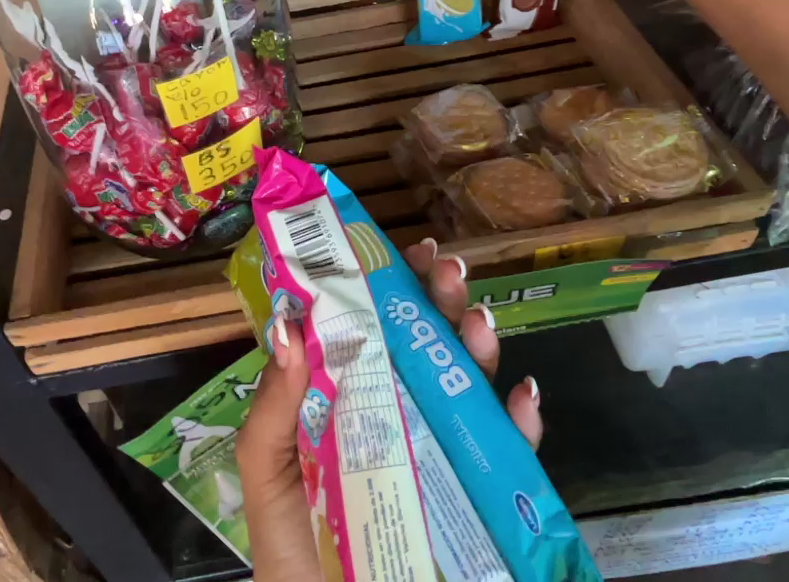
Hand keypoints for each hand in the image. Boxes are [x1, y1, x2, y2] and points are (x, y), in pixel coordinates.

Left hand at [233, 239, 542, 581]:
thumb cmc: (292, 539)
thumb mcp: (268, 467)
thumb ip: (274, 403)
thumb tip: (288, 326)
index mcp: (347, 395)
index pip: (370, 327)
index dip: (387, 285)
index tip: (401, 250)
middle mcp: (397, 409)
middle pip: (425, 341)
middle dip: (440, 298)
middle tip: (447, 269)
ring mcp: (439, 447)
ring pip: (467, 381)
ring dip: (478, 343)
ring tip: (478, 320)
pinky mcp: (476, 492)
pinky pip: (508, 450)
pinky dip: (520, 420)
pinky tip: (520, 397)